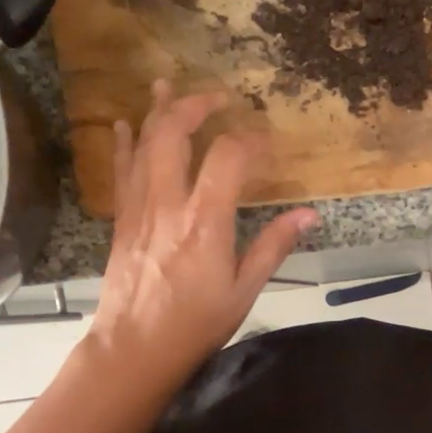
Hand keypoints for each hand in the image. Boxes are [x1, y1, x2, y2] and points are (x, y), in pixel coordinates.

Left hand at [85, 81, 316, 378]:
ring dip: (158, 111)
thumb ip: (273, 246)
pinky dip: (126, 142)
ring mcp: (139, 207)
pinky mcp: (122, 218)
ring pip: (145, 143)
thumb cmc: (197, 324)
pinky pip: (122, 169)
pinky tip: (128, 124)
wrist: (135, 348)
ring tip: (168, 84)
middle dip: (196, 106)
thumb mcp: (244, 289)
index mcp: (206, 220)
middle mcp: (169, 202)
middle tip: (218, 97)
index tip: (268, 144)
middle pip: (175, 133)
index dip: (251, 141)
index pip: (229, 157)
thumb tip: (309, 215)